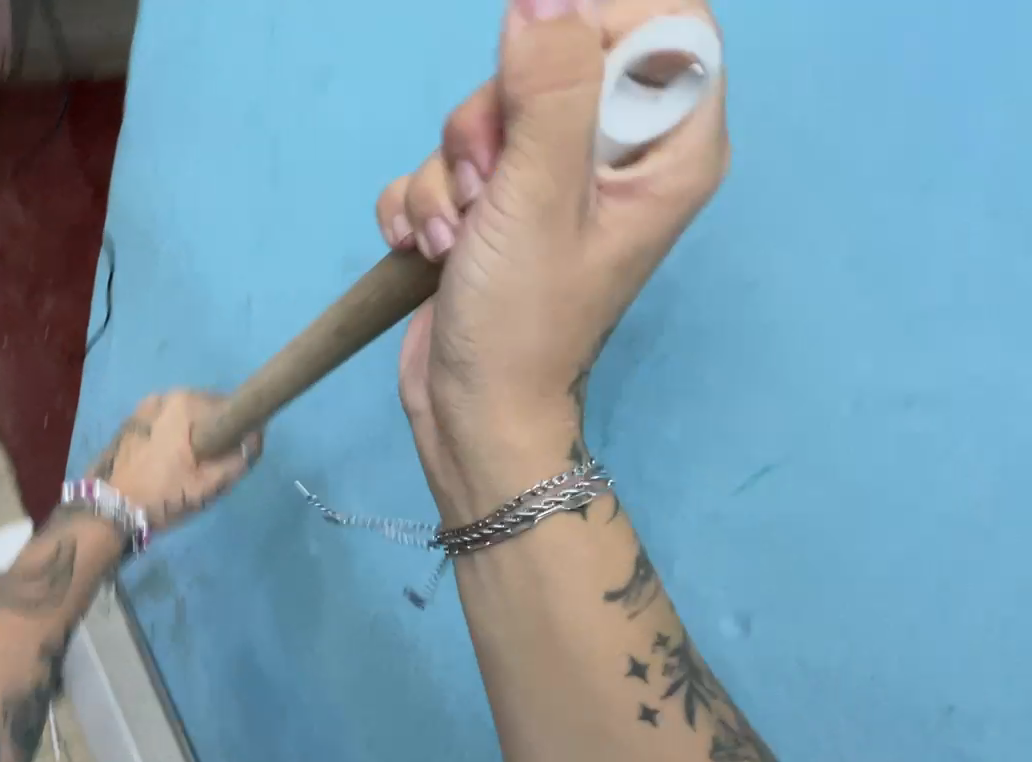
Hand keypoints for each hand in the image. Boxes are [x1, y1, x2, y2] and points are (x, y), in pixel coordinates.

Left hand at [86, 391, 262, 530]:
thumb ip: (239, 459)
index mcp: (185, 403)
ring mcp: (142, 408)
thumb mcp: (209, 485)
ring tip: (184, 471)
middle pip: (204, 411)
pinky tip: (163, 467)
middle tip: (207, 470)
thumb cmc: (162, 495)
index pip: (229, 407)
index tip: (231, 456)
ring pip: (181, 419)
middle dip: (212, 435)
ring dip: (189, 438)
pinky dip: (169, 440)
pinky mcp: (128, 423)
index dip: (237, 432)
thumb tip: (255, 438)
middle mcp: (163, 396)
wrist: (108, 510)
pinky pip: (162, 426)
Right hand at [376, 0, 727, 523]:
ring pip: (477, 125)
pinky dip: (414, 205)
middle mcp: (603, 159)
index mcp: (662, 148)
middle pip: (545, 69)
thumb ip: (549, 90)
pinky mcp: (477, 216)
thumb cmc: (521, 321)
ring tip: (449, 241)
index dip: (585, 28)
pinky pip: (435, 171)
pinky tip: (417, 248)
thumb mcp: (538, 201)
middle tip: (481, 191)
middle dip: (487, 126)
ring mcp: (534, 189)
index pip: (656, 24)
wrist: (466, 409)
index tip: (528, 74)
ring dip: (442, 179)